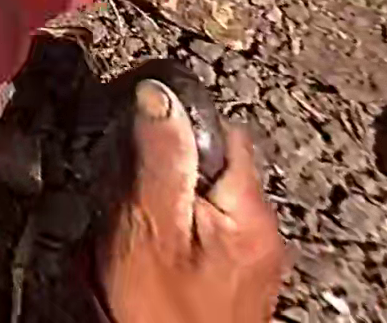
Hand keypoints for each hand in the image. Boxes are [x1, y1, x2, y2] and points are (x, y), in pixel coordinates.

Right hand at [102, 80, 284, 322]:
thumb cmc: (158, 294)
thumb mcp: (150, 217)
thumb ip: (159, 155)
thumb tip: (160, 92)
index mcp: (250, 212)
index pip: (225, 132)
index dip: (181, 112)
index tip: (135, 106)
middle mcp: (264, 227)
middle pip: (218, 158)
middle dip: (170, 144)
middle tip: (122, 147)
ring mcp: (253, 250)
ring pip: (209, 183)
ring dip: (170, 172)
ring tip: (127, 178)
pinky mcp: (235, 265)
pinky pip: (206, 209)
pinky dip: (176, 198)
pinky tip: (146, 210)